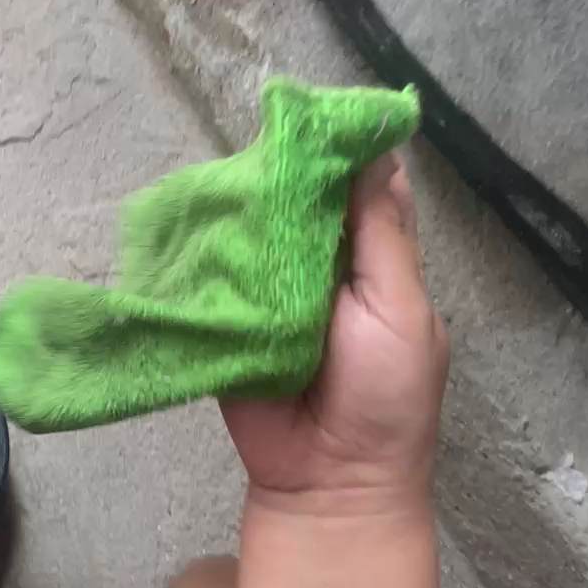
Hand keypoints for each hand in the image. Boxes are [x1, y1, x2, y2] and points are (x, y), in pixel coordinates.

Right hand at [221, 151, 448, 514]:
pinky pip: (215, 274)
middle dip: (281, 174)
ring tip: (217, 171)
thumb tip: (377, 155)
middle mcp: (319, 267)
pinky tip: (188, 220)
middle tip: (255, 132)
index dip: (343, 150)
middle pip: (299, 205)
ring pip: (254, 234)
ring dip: (240, 208)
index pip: (361, 190)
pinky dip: (204, 250)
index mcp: (372, 261)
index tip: (315, 109)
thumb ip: (382, 237)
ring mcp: (269, 290)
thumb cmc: (384, 395)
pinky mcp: (228, 314)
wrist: (326, 477)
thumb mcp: (399, 310)